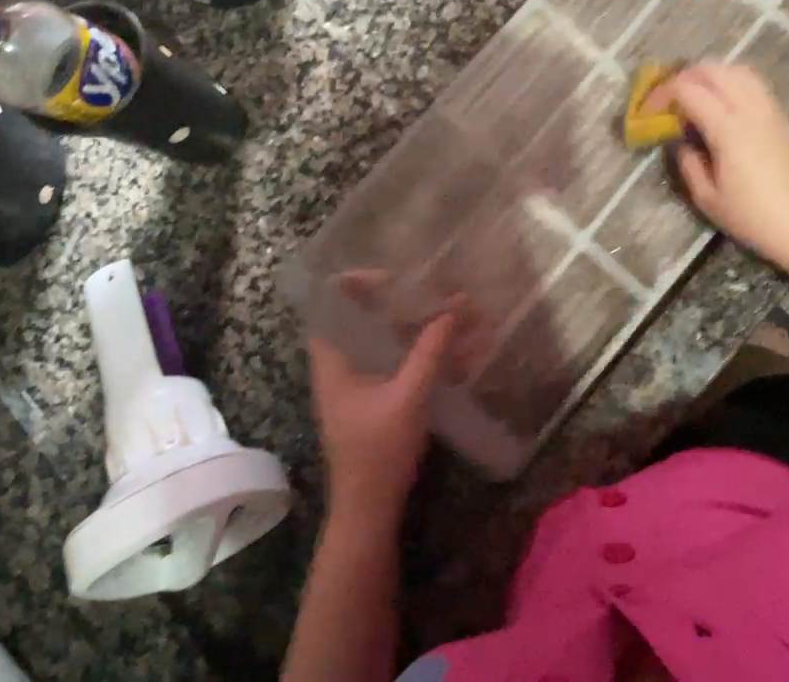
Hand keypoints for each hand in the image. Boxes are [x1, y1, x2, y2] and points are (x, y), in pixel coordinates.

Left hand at [307, 281, 459, 525]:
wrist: (368, 512)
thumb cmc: (378, 454)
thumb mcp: (408, 398)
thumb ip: (430, 352)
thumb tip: (454, 307)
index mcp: (332, 360)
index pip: (331, 303)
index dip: (357, 281)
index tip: (395, 277)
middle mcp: (340, 364)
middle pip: (363, 317)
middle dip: (401, 302)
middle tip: (435, 292)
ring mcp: (358, 383)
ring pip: (385, 341)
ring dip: (419, 328)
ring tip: (457, 318)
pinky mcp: (376, 399)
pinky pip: (398, 363)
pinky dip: (423, 353)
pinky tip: (457, 353)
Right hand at [647, 64, 788, 271]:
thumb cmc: (754, 218)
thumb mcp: (708, 199)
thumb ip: (688, 165)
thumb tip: (681, 143)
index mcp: (727, 128)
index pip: (687, 90)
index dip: (661, 94)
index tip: (647, 112)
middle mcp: (749, 109)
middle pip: (712, 69)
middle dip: (683, 77)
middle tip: (667, 100)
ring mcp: (768, 110)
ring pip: (735, 70)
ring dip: (709, 76)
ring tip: (693, 98)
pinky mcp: (780, 118)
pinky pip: (752, 83)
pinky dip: (730, 82)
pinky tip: (720, 105)